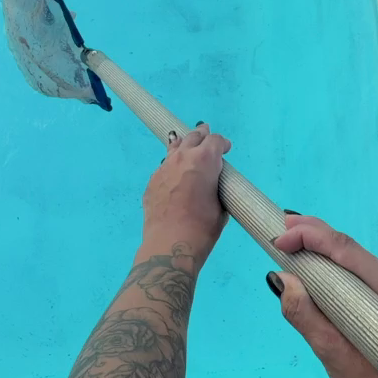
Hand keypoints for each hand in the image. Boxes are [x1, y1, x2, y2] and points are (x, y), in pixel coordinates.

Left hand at [140, 123, 230, 263]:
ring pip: (174, 147)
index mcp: (204, 160)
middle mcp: (183, 157)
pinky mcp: (152, 180)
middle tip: (206, 135)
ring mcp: (164, 167)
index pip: (215, 140)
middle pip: (193, 136)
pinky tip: (174, 175)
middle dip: (202, 136)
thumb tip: (210, 184)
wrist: (170, 242)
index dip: (222, 143)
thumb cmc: (203, 227)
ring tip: (187, 146)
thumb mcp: (221, 205)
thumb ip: (216, 187)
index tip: (225, 149)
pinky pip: (164, 165)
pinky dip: (172, 165)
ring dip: (184, 145)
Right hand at [268, 215, 377, 377]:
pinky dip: (343, 273)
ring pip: (361, 265)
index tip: (279, 237)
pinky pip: (370, 281)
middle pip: (354, 252)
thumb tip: (282, 279)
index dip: (311, 235)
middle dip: (315, 236)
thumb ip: (307, 316)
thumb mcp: (336, 358)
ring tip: (294, 246)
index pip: (346, 249)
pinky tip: (322, 275)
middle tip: (281, 230)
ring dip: (327, 254)